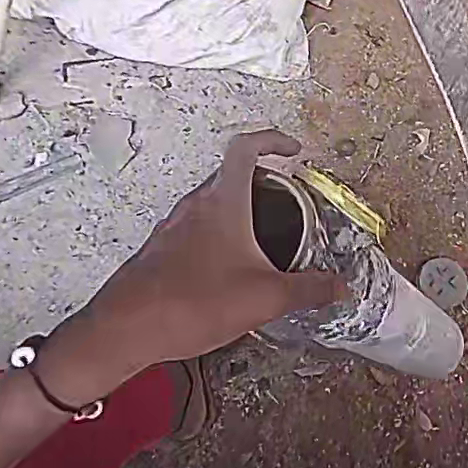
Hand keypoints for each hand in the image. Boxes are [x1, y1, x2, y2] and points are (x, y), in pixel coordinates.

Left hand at [36, 130, 343, 402]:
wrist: (125, 329)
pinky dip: (220, 232)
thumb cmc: (194, 303)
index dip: (273, 139)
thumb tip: (341, 285)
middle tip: (287, 201)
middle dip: (263, 180)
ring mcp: (173, 225)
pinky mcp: (161, 248)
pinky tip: (230, 267)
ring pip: (212, 201)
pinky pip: (197, 226)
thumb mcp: (264, 299)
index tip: (294, 150)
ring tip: (264, 237)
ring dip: (240, 207)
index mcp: (222, 202)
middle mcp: (195, 205)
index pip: (246, 147)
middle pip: (230, 173)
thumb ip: (307, 290)